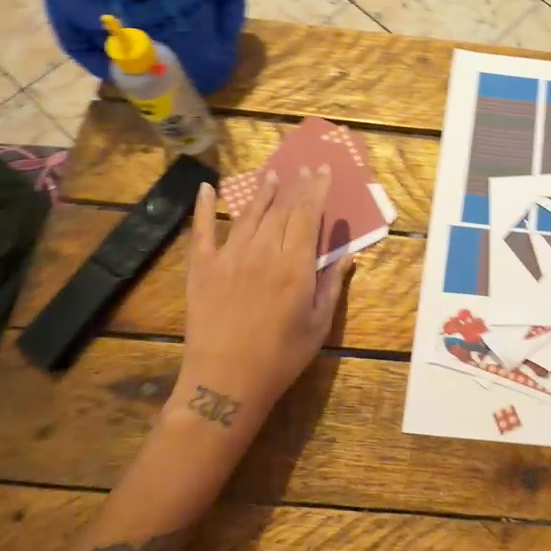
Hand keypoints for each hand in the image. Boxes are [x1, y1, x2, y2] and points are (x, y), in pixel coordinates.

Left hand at [168, 168, 350, 430]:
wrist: (226, 382)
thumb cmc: (281, 357)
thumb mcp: (318, 324)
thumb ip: (331, 285)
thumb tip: (348, 254)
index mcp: (295, 266)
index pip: (308, 216)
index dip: (316, 190)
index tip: (323, 171)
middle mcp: (263, 252)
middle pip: (281, 209)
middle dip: (295, 186)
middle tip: (302, 169)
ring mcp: (229, 258)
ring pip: (248, 214)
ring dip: (262, 193)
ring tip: (271, 176)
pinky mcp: (202, 268)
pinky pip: (202, 230)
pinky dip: (204, 207)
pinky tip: (206, 189)